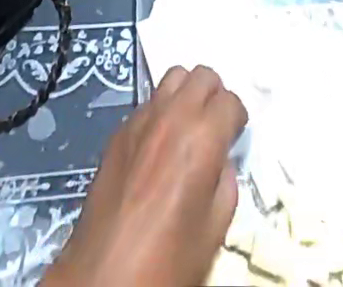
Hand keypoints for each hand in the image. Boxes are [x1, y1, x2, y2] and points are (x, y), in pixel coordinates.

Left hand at [43, 65, 246, 286]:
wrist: (105, 274)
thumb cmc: (168, 258)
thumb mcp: (215, 228)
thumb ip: (225, 182)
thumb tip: (219, 160)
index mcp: (202, 138)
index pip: (230, 100)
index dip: (237, 118)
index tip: (235, 135)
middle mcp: (172, 116)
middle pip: (202, 75)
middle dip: (215, 95)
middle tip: (216, 125)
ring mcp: (141, 119)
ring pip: (173, 77)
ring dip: (187, 93)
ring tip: (189, 124)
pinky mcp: (119, 130)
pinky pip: (148, 102)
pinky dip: (162, 109)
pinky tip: (160, 141)